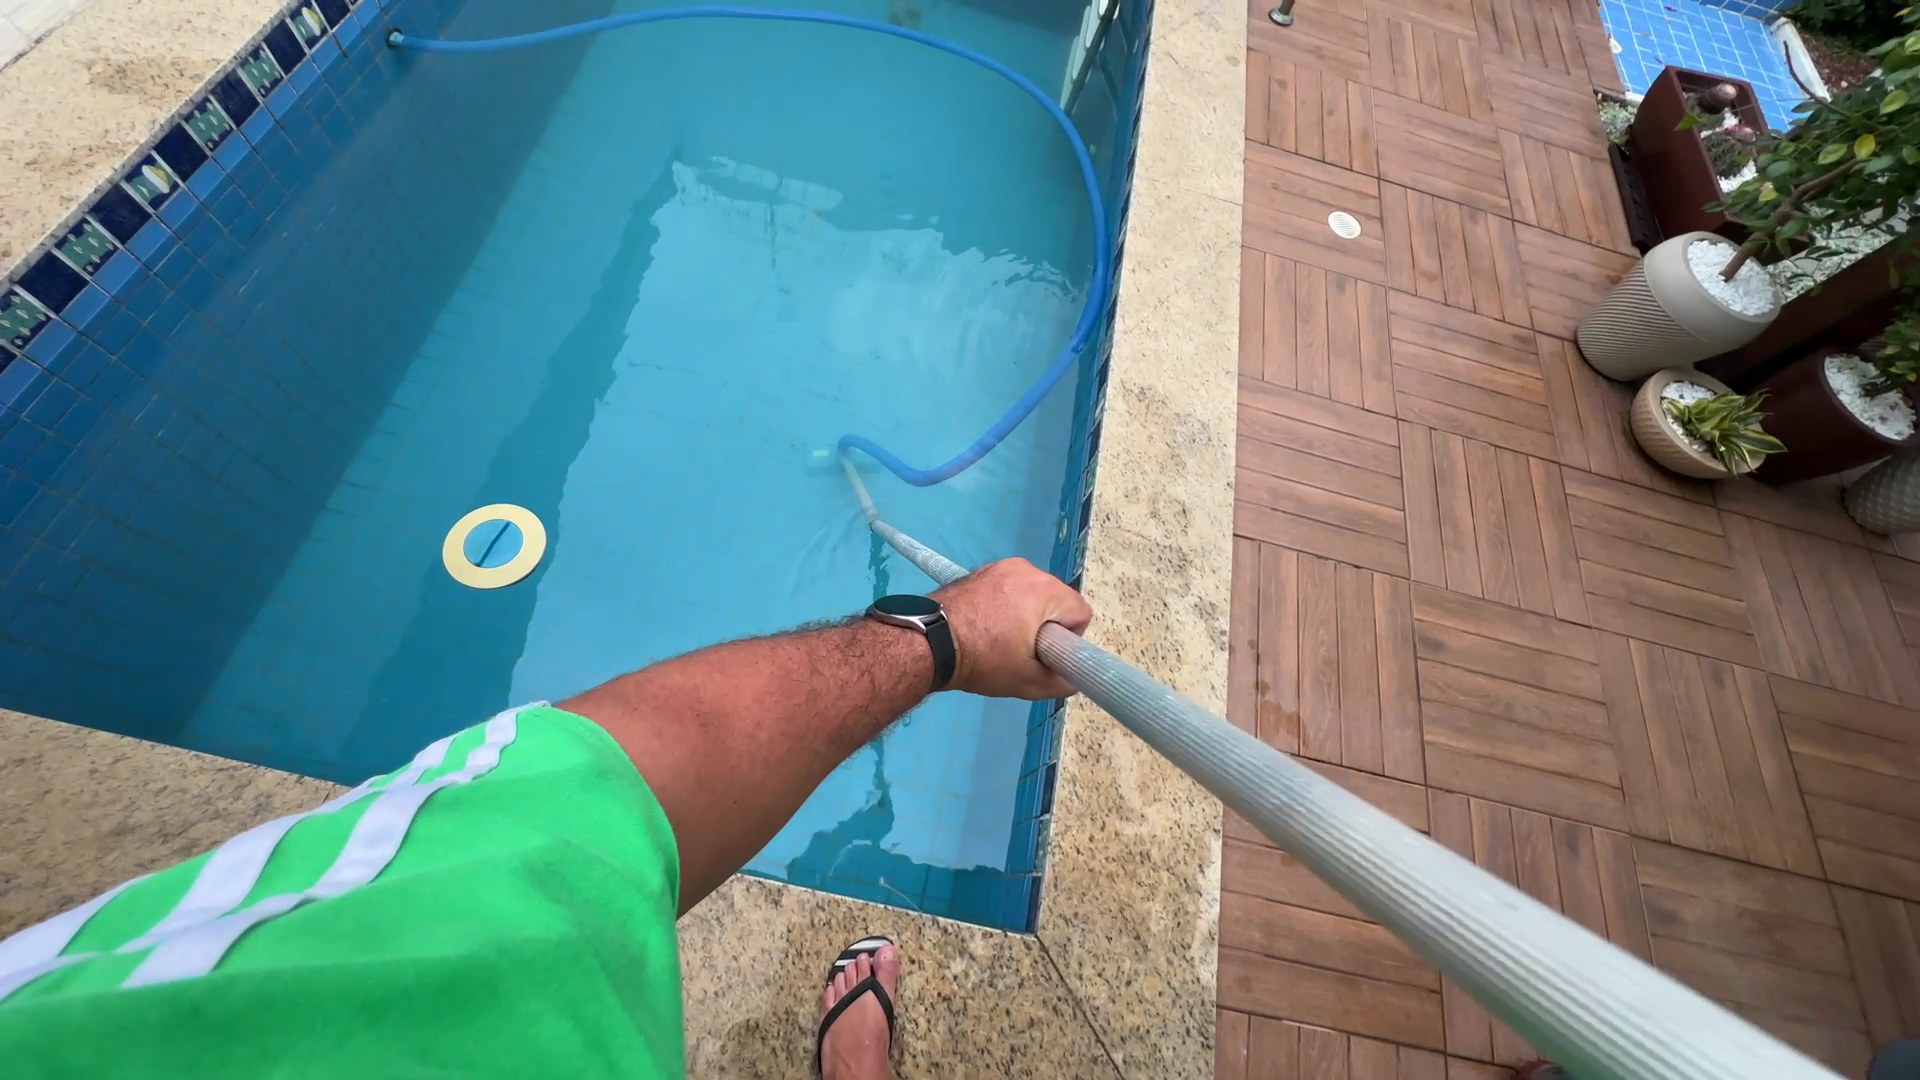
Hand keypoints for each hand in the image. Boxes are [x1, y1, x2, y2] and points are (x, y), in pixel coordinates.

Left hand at [931, 558, 1092, 699]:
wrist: (927, 642)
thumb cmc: (984, 659)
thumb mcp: (1029, 681)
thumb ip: (1062, 682)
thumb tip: (1072, 678)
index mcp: (1044, 589)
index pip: (1080, 612)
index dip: (1069, 639)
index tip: (1046, 654)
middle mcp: (1026, 569)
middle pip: (1055, 600)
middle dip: (1046, 625)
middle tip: (1021, 650)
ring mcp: (999, 566)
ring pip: (1031, 593)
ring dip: (1025, 614)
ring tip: (999, 639)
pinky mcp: (978, 571)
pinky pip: (1007, 588)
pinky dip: (1004, 605)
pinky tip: (984, 626)